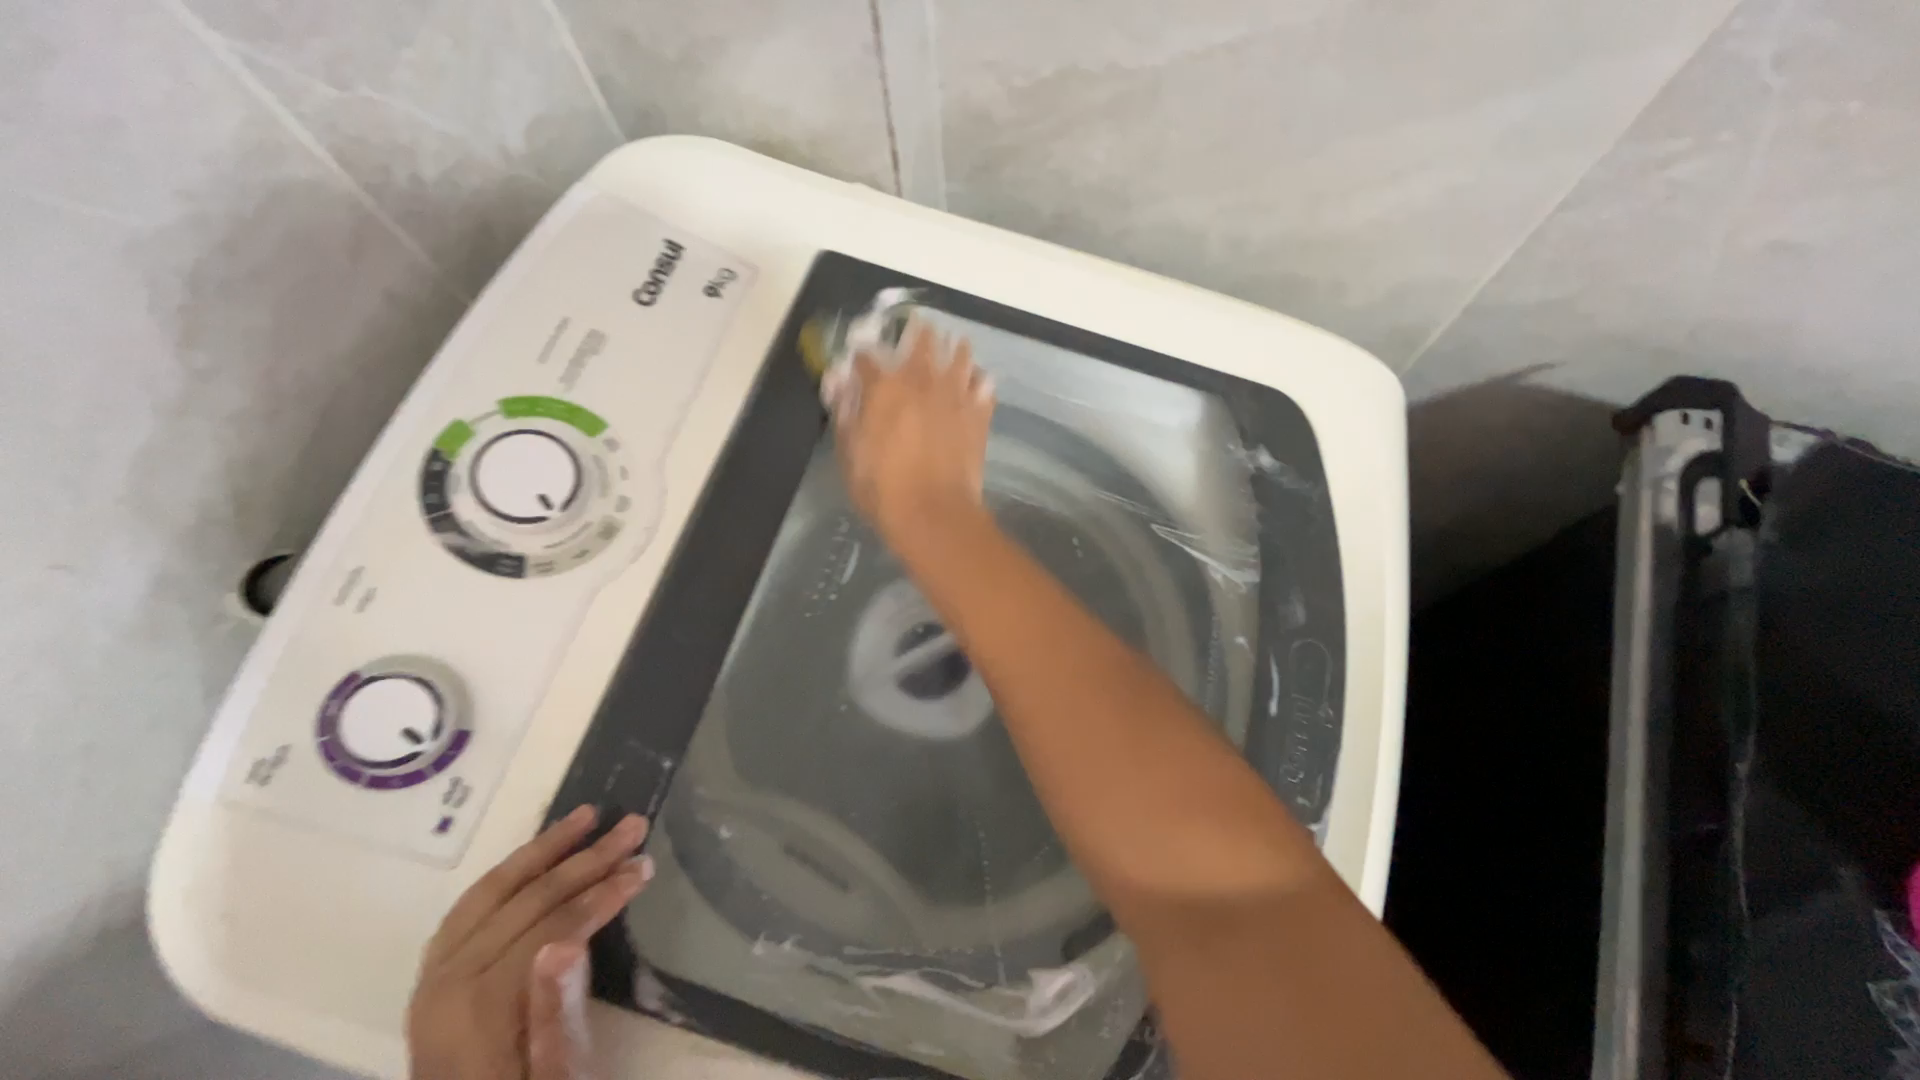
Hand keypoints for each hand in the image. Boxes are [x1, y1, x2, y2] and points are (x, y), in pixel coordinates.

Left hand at [407, 807, 651, 1079]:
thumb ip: (554, 1016)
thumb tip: (566, 942)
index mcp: (480, 1009)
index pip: (551, 926)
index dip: (602, 893)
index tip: (645, 866)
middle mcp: (447, 983)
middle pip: (525, 900)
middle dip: (587, 859)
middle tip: (633, 826)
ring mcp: (434, 977)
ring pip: (492, 891)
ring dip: (544, 849)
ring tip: (588, 816)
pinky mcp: (433, 977)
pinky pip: (470, 907)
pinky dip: (507, 873)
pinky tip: (536, 855)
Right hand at [825, 317, 996, 551]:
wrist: (935, 514)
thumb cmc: (883, 490)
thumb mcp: (849, 455)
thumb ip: (846, 414)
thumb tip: (839, 383)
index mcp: (884, 387)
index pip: (868, 356)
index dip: (862, 354)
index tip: (860, 358)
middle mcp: (921, 380)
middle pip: (923, 340)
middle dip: (917, 332)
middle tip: (916, 329)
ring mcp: (956, 394)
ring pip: (961, 354)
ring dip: (954, 347)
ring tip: (953, 345)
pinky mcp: (980, 414)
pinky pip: (985, 384)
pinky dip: (979, 379)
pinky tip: (976, 382)